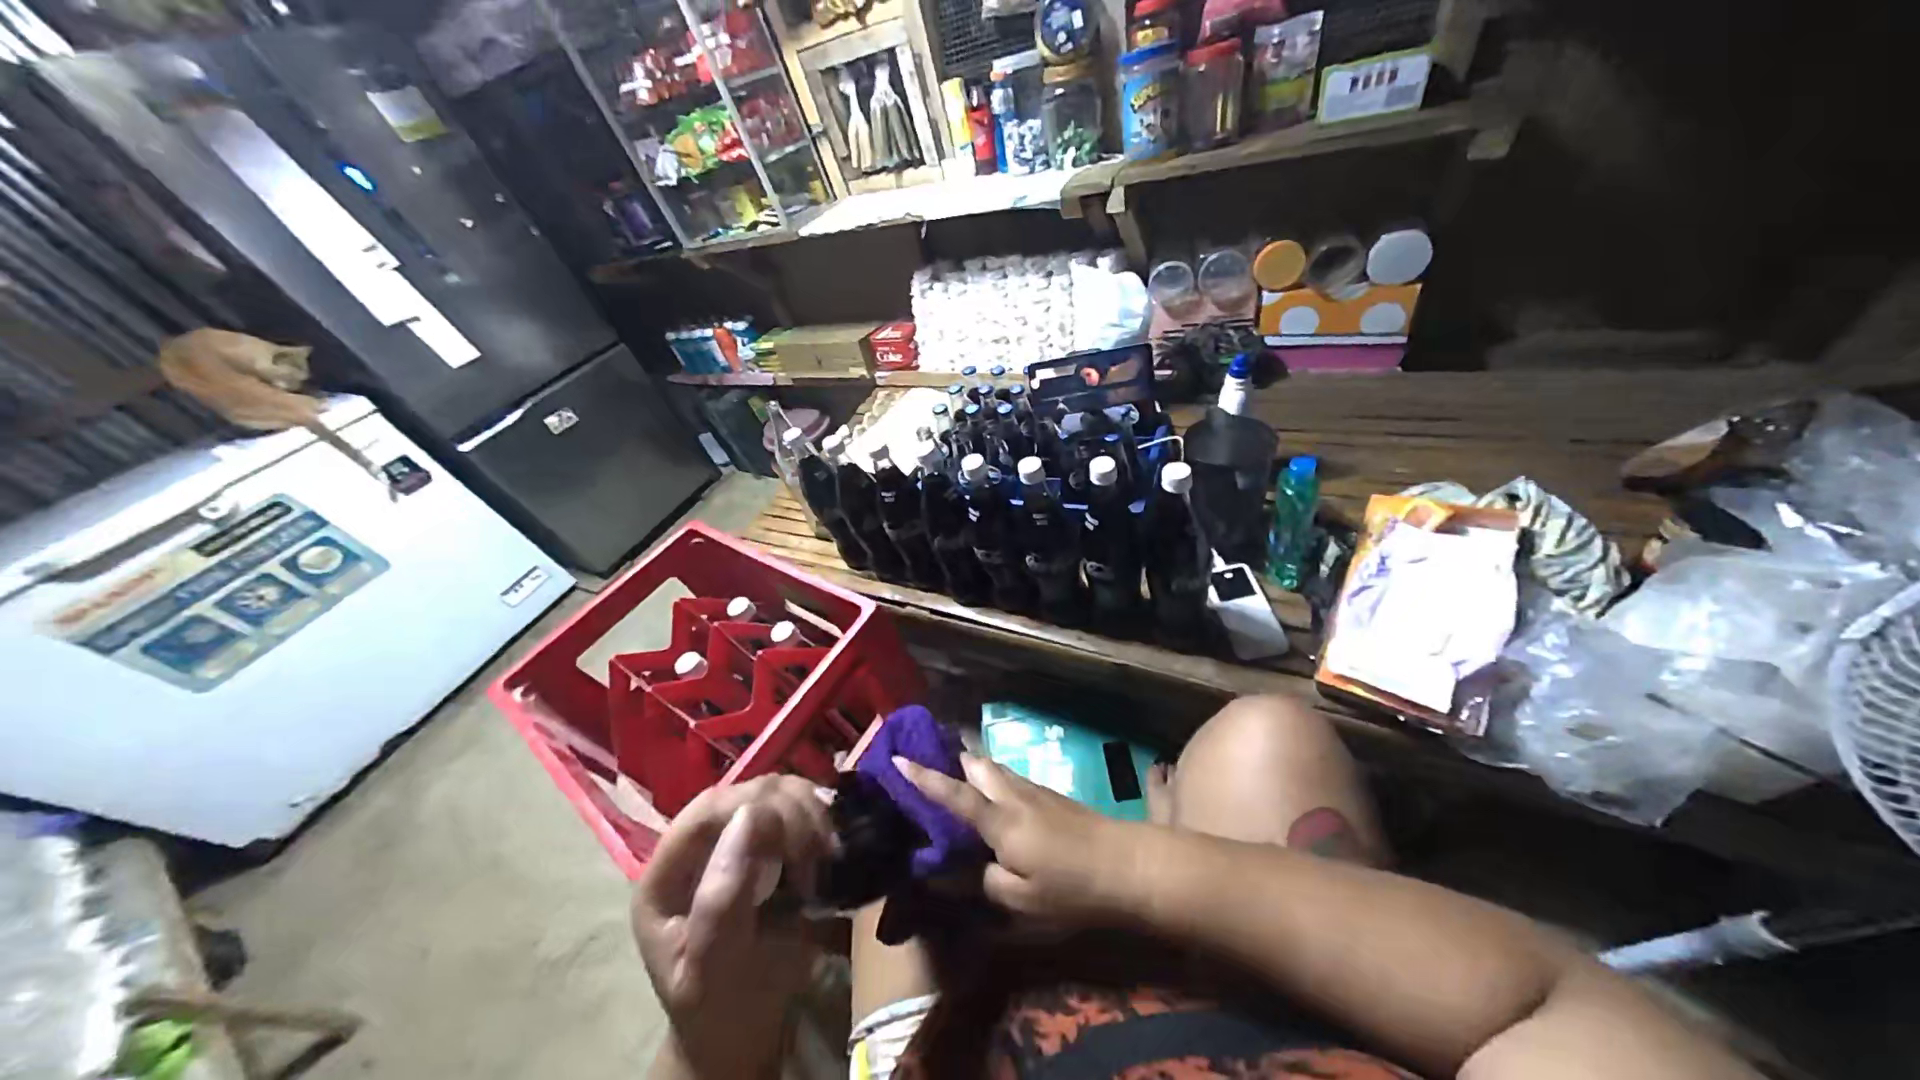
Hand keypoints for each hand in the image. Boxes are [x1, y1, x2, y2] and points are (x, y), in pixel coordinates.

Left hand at [632, 776, 830, 1078]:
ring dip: (808, 810)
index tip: (795, 842)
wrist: (744, 1029)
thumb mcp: (711, 969)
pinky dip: (819, 815)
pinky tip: (830, 845)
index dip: (752, 808)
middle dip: (789, 810)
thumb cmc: (719, 1007)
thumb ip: (721, 902)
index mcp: (667, 875)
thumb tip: (751, 820)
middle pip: (744, 791)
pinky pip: (796, 807)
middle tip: (819, 853)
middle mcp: (699, 846)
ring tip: (825, 853)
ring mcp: (736, 840)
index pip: (705, 812)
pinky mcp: (770, 843)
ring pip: (774, 790)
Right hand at [893, 752, 1152, 923]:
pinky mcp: (1052, 796)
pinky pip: (1012, 779)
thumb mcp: (1021, 900)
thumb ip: (984, 882)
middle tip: (931, 764)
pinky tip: (997, 798)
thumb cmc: (1070, 886)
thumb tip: (959, 872)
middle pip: (977, 765)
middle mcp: (1014, 795)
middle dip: (952, 760)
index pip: (954, 795)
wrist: (1127, 864)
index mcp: (1000, 821)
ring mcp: (1036, 791)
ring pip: (995, 769)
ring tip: (959, 777)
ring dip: (974, 768)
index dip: (923, 779)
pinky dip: (994, 780)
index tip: (897, 758)